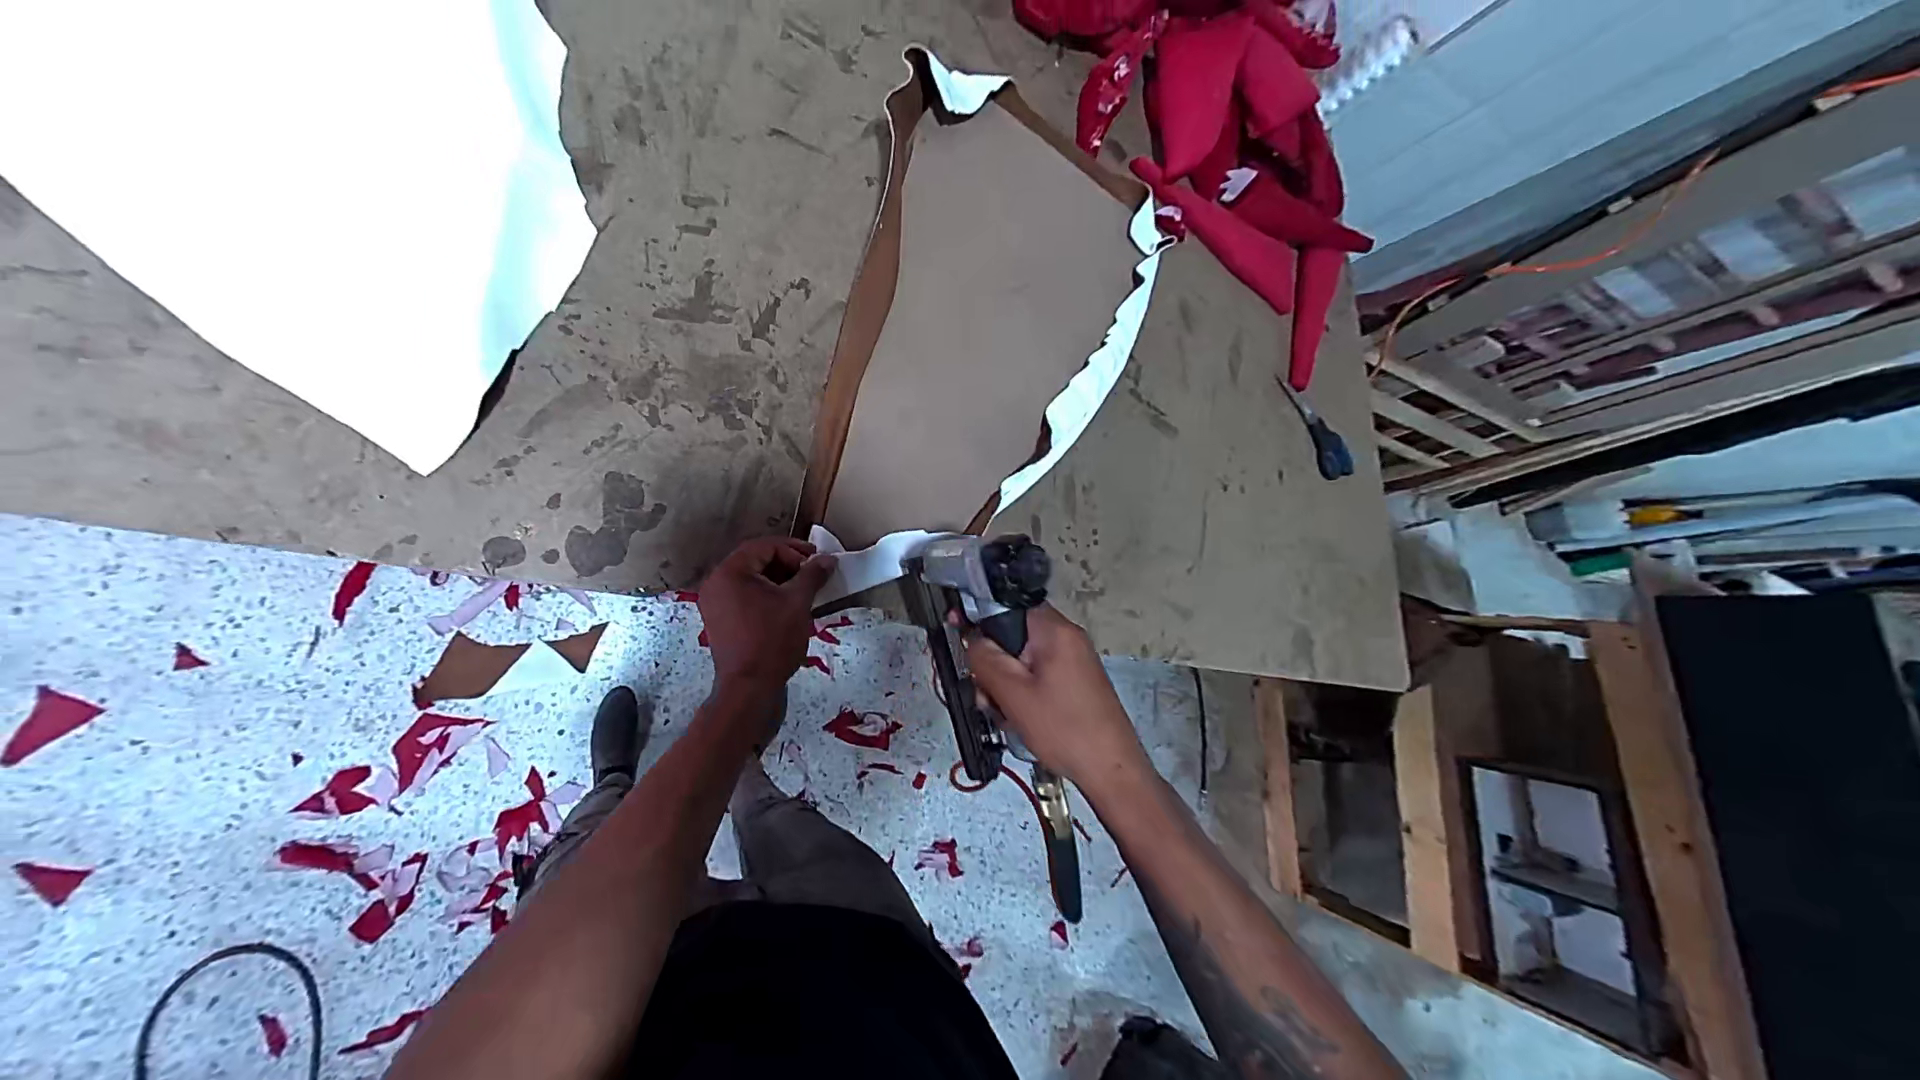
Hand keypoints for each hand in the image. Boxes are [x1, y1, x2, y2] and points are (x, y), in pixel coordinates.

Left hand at [697, 537, 836, 689]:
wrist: (749, 687)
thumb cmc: (772, 640)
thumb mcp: (797, 602)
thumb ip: (812, 575)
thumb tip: (827, 559)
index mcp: (729, 572)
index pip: (764, 547)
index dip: (794, 549)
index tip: (817, 560)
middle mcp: (716, 583)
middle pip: (755, 560)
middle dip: (787, 563)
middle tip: (812, 573)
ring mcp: (714, 603)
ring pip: (750, 579)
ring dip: (778, 579)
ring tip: (803, 589)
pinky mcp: (719, 620)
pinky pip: (744, 596)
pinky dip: (765, 594)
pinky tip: (786, 605)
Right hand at [964, 604, 1149, 790]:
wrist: (1109, 770)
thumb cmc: (1066, 730)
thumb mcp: (1012, 693)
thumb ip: (984, 658)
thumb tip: (969, 637)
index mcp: (1054, 630)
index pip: (1007, 605)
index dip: (979, 620)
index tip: (960, 638)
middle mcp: (1067, 638)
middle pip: (1012, 636)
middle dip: (993, 664)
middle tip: (988, 694)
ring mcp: (1072, 661)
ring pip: (1022, 660)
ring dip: (1005, 684)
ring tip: (1006, 714)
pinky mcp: (1073, 682)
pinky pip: (1036, 677)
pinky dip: (1022, 694)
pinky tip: (1020, 719)